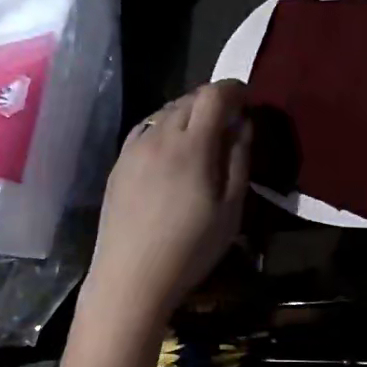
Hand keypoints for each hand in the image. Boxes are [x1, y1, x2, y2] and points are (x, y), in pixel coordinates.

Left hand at [86, 80, 252, 321]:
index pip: (214, 95)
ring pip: (165, 111)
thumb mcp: (230, 208)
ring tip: (203, 135)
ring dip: (189, 112)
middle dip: (213, 100)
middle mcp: (159, 136)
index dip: (234, 89)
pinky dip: (165, 127)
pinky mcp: (118, 164)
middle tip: (230, 120)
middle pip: (189, 98)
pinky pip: (146, 129)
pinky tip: (171, 150)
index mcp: (192, 145)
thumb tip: (243, 125)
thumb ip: (239, 159)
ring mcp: (134, 148)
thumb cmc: (191, 247)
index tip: (248, 100)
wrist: (131, 277)